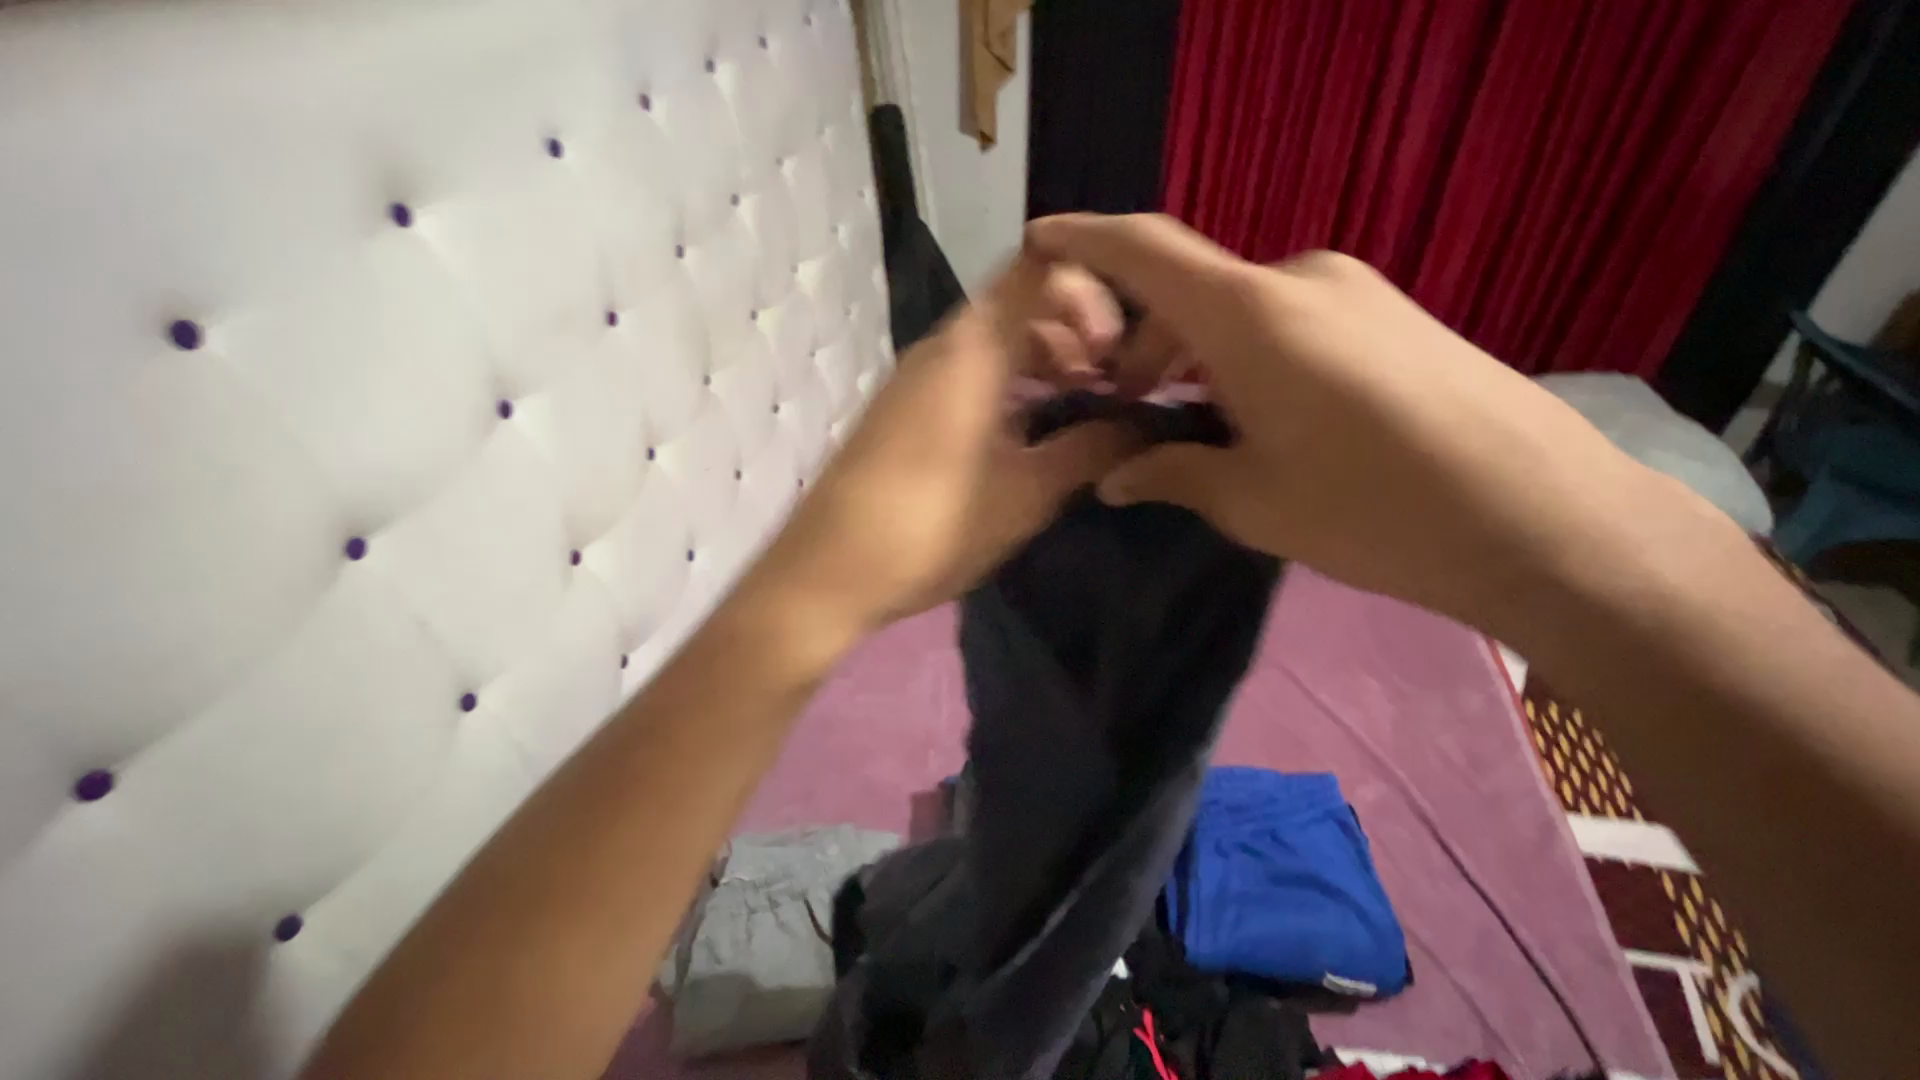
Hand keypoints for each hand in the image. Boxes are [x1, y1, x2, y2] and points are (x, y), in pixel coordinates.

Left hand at [753, 254, 1143, 643]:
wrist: (827, 572)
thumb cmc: (933, 527)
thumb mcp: (1027, 494)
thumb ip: (1091, 450)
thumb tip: (1145, 427)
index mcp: (975, 348)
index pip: (1042, 264)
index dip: (1094, 288)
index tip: (1121, 349)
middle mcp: (943, 345)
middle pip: (1023, 301)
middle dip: (1078, 333)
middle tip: (1112, 389)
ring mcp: (918, 376)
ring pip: (996, 340)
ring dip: (1047, 363)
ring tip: (1081, 413)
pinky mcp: (905, 408)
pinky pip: (970, 372)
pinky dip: (1012, 385)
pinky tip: (1031, 436)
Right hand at [1022, 213, 1722, 633]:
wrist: (1541, 516)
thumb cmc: (1371, 510)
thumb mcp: (1251, 501)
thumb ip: (1172, 473)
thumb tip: (1114, 475)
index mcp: (1248, 315)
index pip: (1145, 250)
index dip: (1085, 239)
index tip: (1039, 238)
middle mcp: (1298, 280)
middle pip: (1191, 289)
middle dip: (1143, 341)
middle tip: (1126, 408)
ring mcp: (1354, 292)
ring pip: (1241, 308)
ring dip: (1198, 354)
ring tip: (1193, 424)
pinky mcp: (1392, 314)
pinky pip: (1291, 319)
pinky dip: (1248, 354)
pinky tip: (1258, 414)